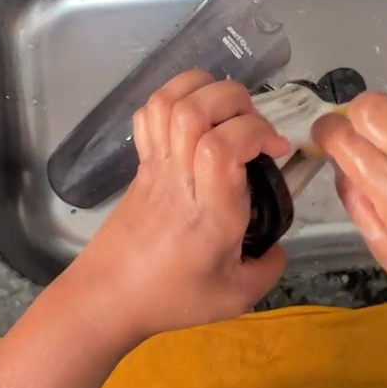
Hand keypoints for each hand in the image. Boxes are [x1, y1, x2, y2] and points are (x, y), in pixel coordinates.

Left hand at [61, 70, 291, 342]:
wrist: (107, 297)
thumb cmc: (171, 298)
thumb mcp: (237, 297)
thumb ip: (269, 268)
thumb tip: (279, 245)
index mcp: (209, 210)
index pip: (224, 146)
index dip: (256, 132)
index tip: (277, 149)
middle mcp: (180, 177)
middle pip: (196, 110)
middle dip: (236, 101)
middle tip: (254, 125)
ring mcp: (155, 165)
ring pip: (170, 101)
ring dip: (205, 89)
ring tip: (228, 111)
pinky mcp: (140, 162)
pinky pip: (149, 113)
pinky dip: (175, 97)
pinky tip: (196, 115)